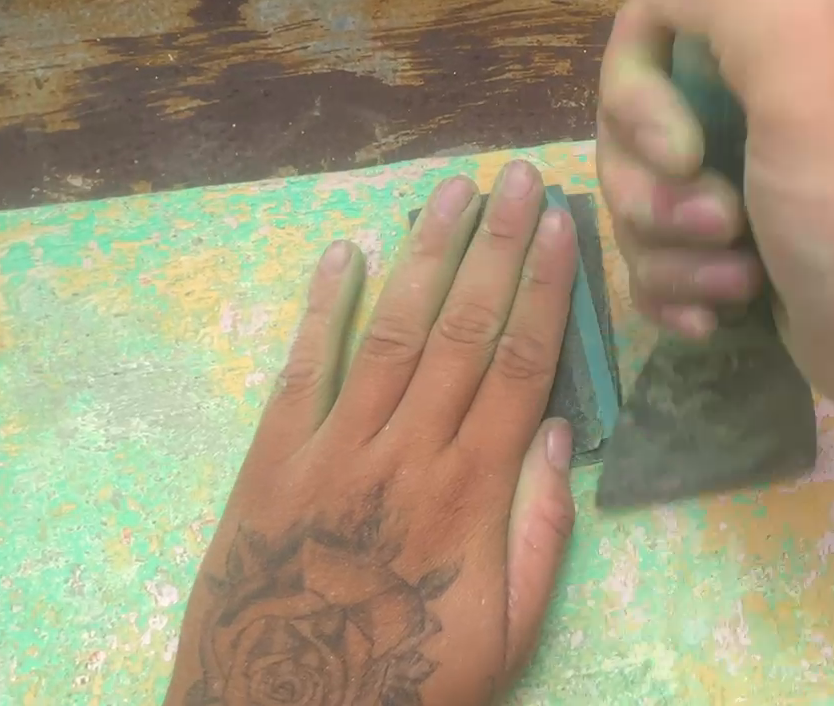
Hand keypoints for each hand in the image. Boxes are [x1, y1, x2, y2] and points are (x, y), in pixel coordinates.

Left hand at [167, 162, 578, 705]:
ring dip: (425, 254)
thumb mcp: (508, 634)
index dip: (545, 287)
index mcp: (472, 489)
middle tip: (519, 178)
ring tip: (453, 192)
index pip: (521, 361)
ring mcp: (334, 449)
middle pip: (464, 326)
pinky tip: (344, 252)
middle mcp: (409, 450)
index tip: (561, 226)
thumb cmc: (411, 683)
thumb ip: (541, 529)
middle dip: (498, 244)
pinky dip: (323, 308)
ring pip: (392, 331)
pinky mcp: (272, 461)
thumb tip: (555, 428)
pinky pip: (302, 371)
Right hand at [596, 0, 833, 413]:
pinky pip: (659, 258)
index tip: (682, 148)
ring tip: (738, 282)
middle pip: (630, 127)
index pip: (650, 30)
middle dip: (655, 192)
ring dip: (671, 252)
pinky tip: (719, 316)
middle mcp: (754, 103)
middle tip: (724, 225)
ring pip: (639, 201)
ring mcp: (744, 181)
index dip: (637, 92)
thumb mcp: (813, 73)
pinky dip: (679, 290)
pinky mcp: (737, 249)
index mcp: (772, 44)